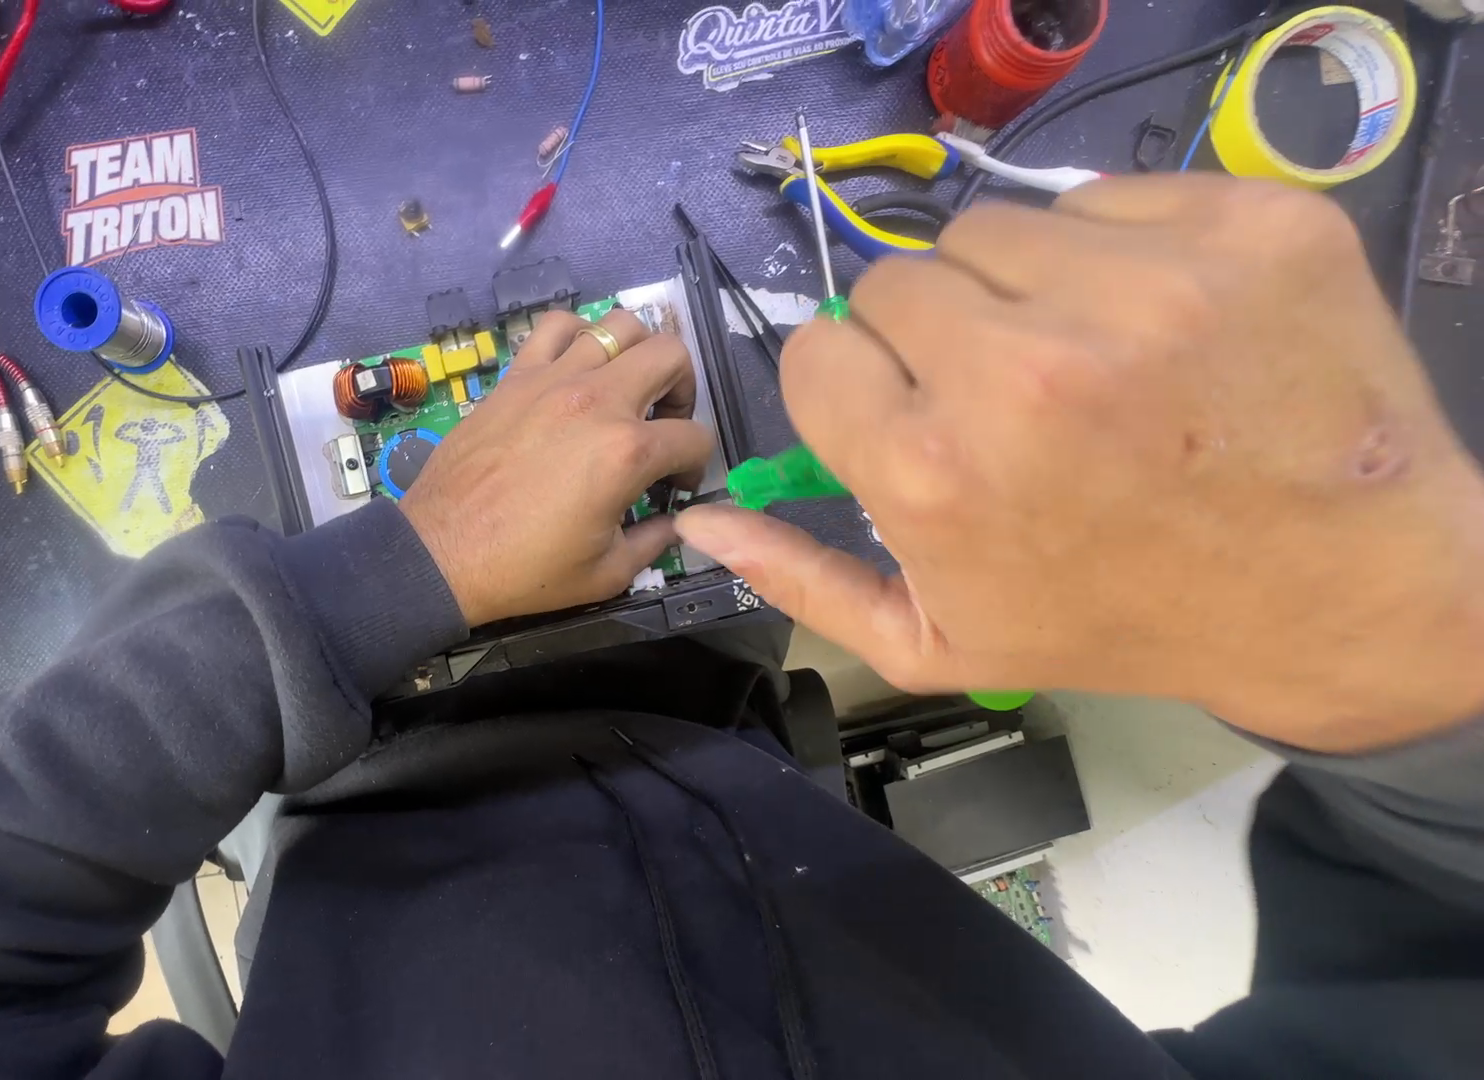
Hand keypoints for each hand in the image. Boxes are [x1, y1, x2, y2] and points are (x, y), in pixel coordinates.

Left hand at [400, 308, 711, 627]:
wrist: (445, 554)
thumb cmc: (526, 570)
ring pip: (619, 325)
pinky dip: (577, 336)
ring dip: (636, 355)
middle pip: (672, 355)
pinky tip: (575, 368)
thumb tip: (678, 521)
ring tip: (622, 391)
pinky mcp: (516, 377)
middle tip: (661, 426)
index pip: (694, 437)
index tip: (672, 487)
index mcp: (626, 452)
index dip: (694, 465)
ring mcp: (552, 380)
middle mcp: (597, 401)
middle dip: (682, 391)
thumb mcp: (608, 574)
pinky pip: (556, 326)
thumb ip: (657, 540)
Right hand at [677, 175, 1483, 750]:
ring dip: (996, 289)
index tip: (897, 412)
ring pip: (984, 231)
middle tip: (978, 390)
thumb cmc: (1096, 623)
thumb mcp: (923, 638)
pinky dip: (1097, 253)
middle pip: (890, 282)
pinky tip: (1139, 323)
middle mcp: (1020, 371)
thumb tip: (702, 522)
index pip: (817, 348)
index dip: (848, 381)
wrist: (1332, 597)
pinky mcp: (1247, 229)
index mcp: (928, 469)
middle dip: (914, 335)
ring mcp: (1144, 290)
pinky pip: (1099, 200)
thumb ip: (796, 579)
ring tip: (1056, 357)